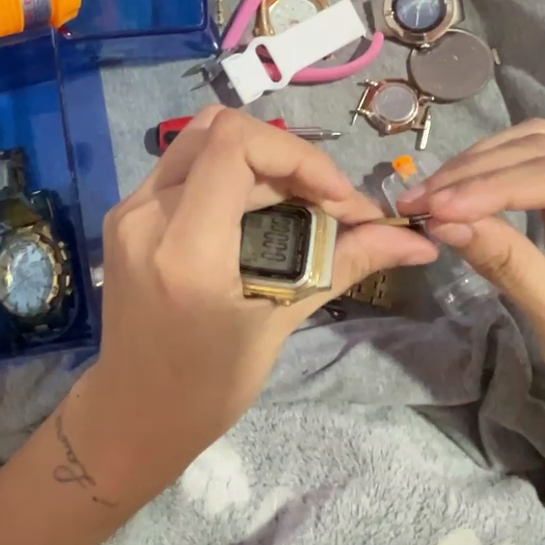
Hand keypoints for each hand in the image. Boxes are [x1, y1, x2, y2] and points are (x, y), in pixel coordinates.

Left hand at [79, 107, 436, 479]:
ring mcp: (128, 209)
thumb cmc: (207, 386)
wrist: (133, 413)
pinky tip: (257, 212)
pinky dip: (228, 173)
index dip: (298, 156)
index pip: (235, 146)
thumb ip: (345, 265)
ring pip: (199, 139)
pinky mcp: (125, 213)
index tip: (338, 199)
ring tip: (298, 203)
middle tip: (326, 203)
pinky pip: (183, 165)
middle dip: (286, 159)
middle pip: (220, 131)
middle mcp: (145, 214)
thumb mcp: (279, 325)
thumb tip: (418, 242)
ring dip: (257, 161)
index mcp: (183, 247)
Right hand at [396, 119, 544, 496]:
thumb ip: (509, 264)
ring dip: (481, 169)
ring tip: (430, 198)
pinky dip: (492, 183)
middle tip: (417, 202)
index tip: (433, 207)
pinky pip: (537, 177)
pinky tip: (458, 200)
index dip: (495, 186)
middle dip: (480, 172)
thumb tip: (440, 219)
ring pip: (541, 153)